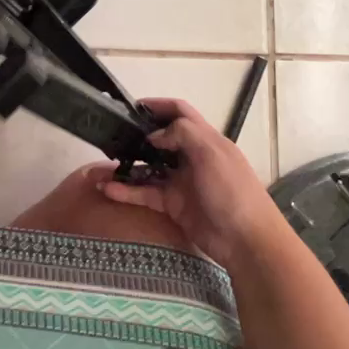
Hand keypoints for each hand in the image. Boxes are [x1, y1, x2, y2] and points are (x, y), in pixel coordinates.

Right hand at [90, 98, 287, 266]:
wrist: (246, 242)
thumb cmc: (232, 191)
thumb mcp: (212, 153)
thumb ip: (183, 134)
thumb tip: (155, 136)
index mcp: (206, 139)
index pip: (181, 113)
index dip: (159, 106)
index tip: (133, 106)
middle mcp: (192, 157)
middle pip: (161, 140)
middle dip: (137, 136)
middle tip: (113, 136)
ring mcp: (181, 182)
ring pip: (148, 168)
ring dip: (126, 166)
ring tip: (102, 165)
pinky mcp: (173, 205)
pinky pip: (145, 194)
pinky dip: (126, 191)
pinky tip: (108, 189)